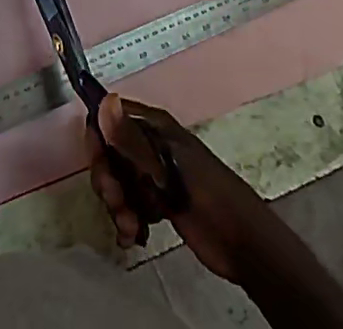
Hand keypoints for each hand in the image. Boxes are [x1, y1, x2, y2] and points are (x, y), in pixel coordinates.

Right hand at [88, 94, 276, 283]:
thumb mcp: (167, 164)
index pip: (108, 120)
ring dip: (118, 208)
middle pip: (108, 156)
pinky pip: (128, 206)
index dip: (98, 142)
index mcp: (153, 127)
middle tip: (119, 203)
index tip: (101, 166)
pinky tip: (135, 237)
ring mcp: (152, 175)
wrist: (244, 242)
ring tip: (132, 228)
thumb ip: (131, 137)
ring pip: (116, 184)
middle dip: (109, 183)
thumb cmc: (208, 194)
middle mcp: (149, 146)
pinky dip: (127, 222)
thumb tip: (104, 101)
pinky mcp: (156, 203)